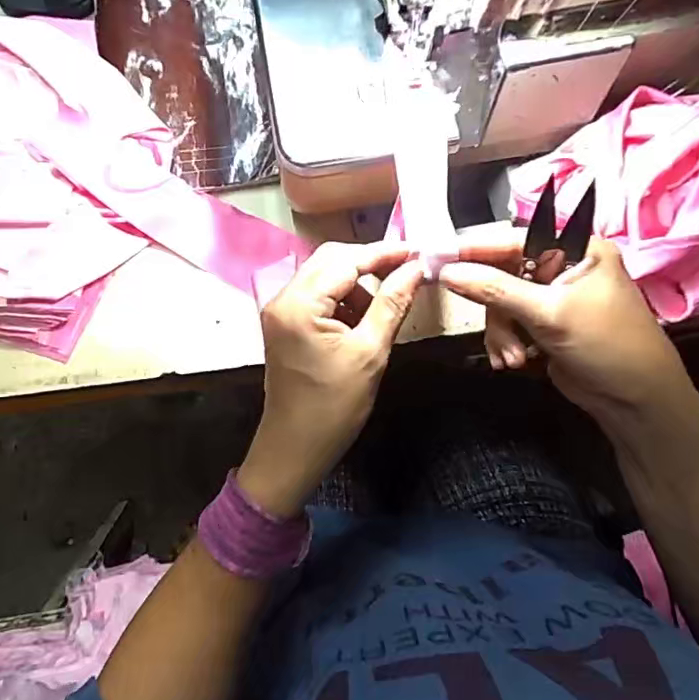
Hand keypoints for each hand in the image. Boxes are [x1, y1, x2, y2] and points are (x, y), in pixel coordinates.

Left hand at [239, 242, 424, 517]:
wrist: (295, 448)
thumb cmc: (333, 408)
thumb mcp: (370, 353)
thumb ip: (392, 304)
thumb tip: (416, 268)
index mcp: (299, 304)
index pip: (346, 260)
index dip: (384, 253)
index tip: (418, 252)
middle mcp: (283, 299)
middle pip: (331, 260)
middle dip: (370, 263)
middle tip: (408, 272)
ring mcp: (280, 311)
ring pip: (325, 276)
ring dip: (357, 284)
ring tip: (384, 309)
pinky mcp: (285, 324)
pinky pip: (318, 296)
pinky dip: (343, 301)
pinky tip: (362, 321)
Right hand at [438, 233, 694, 431]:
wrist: (635, 402)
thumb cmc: (604, 345)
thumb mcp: (548, 313)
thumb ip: (495, 289)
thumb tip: (447, 271)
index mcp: (577, 250)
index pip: (516, 239)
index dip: (478, 250)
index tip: (442, 259)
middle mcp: (565, 268)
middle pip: (503, 275)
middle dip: (497, 311)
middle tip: (501, 335)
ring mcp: (553, 299)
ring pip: (501, 304)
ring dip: (502, 334)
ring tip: (515, 359)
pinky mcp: (545, 326)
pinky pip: (508, 325)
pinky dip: (507, 343)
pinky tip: (515, 362)